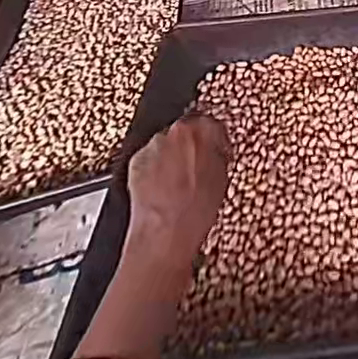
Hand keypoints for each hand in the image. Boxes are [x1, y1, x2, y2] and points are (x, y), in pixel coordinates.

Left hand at [125, 114, 228, 262]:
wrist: (164, 234)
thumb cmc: (193, 212)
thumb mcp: (221, 180)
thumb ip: (218, 155)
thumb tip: (216, 152)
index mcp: (202, 131)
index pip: (211, 124)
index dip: (215, 139)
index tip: (216, 148)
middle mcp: (175, 132)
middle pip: (186, 132)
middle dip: (192, 147)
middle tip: (198, 167)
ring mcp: (153, 146)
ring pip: (166, 145)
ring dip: (172, 157)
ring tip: (178, 182)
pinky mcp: (135, 161)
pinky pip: (149, 159)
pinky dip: (155, 169)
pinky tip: (162, 189)